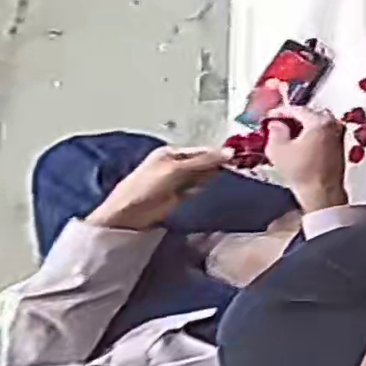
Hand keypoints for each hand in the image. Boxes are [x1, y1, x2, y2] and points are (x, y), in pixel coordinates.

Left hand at [86, 146, 231, 229]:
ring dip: (210, 177)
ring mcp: (178, 178)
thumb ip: (205, 160)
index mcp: (172, 152)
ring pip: (205, 173)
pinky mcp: (180, 191)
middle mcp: (176, 162)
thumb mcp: (177, 169)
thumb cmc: (148, 187)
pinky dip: (202, 187)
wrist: (128, 215)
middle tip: (229, 171)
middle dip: (217, 166)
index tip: (237, 160)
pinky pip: (199, 185)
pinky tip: (196, 192)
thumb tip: (233, 151)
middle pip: (206, 161)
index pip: (205, 150)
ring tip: (205, 183)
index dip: (220, 154)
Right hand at [265, 106, 348, 212]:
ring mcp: (340, 133)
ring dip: (303, 123)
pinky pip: (325, 130)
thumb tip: (276, 123)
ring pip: (319, 121)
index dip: (280, 111)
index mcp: (320, 122)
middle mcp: (334, 124)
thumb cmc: (301, 169)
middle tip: (277, 122)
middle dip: (293, 116)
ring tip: (285, 131)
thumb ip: (275, 130)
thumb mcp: (278, 148)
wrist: (321, 188)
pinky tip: (299, 140)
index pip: (298, 109)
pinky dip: (312, 131)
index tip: (269, 115)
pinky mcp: (340, 143)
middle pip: (311, 113)